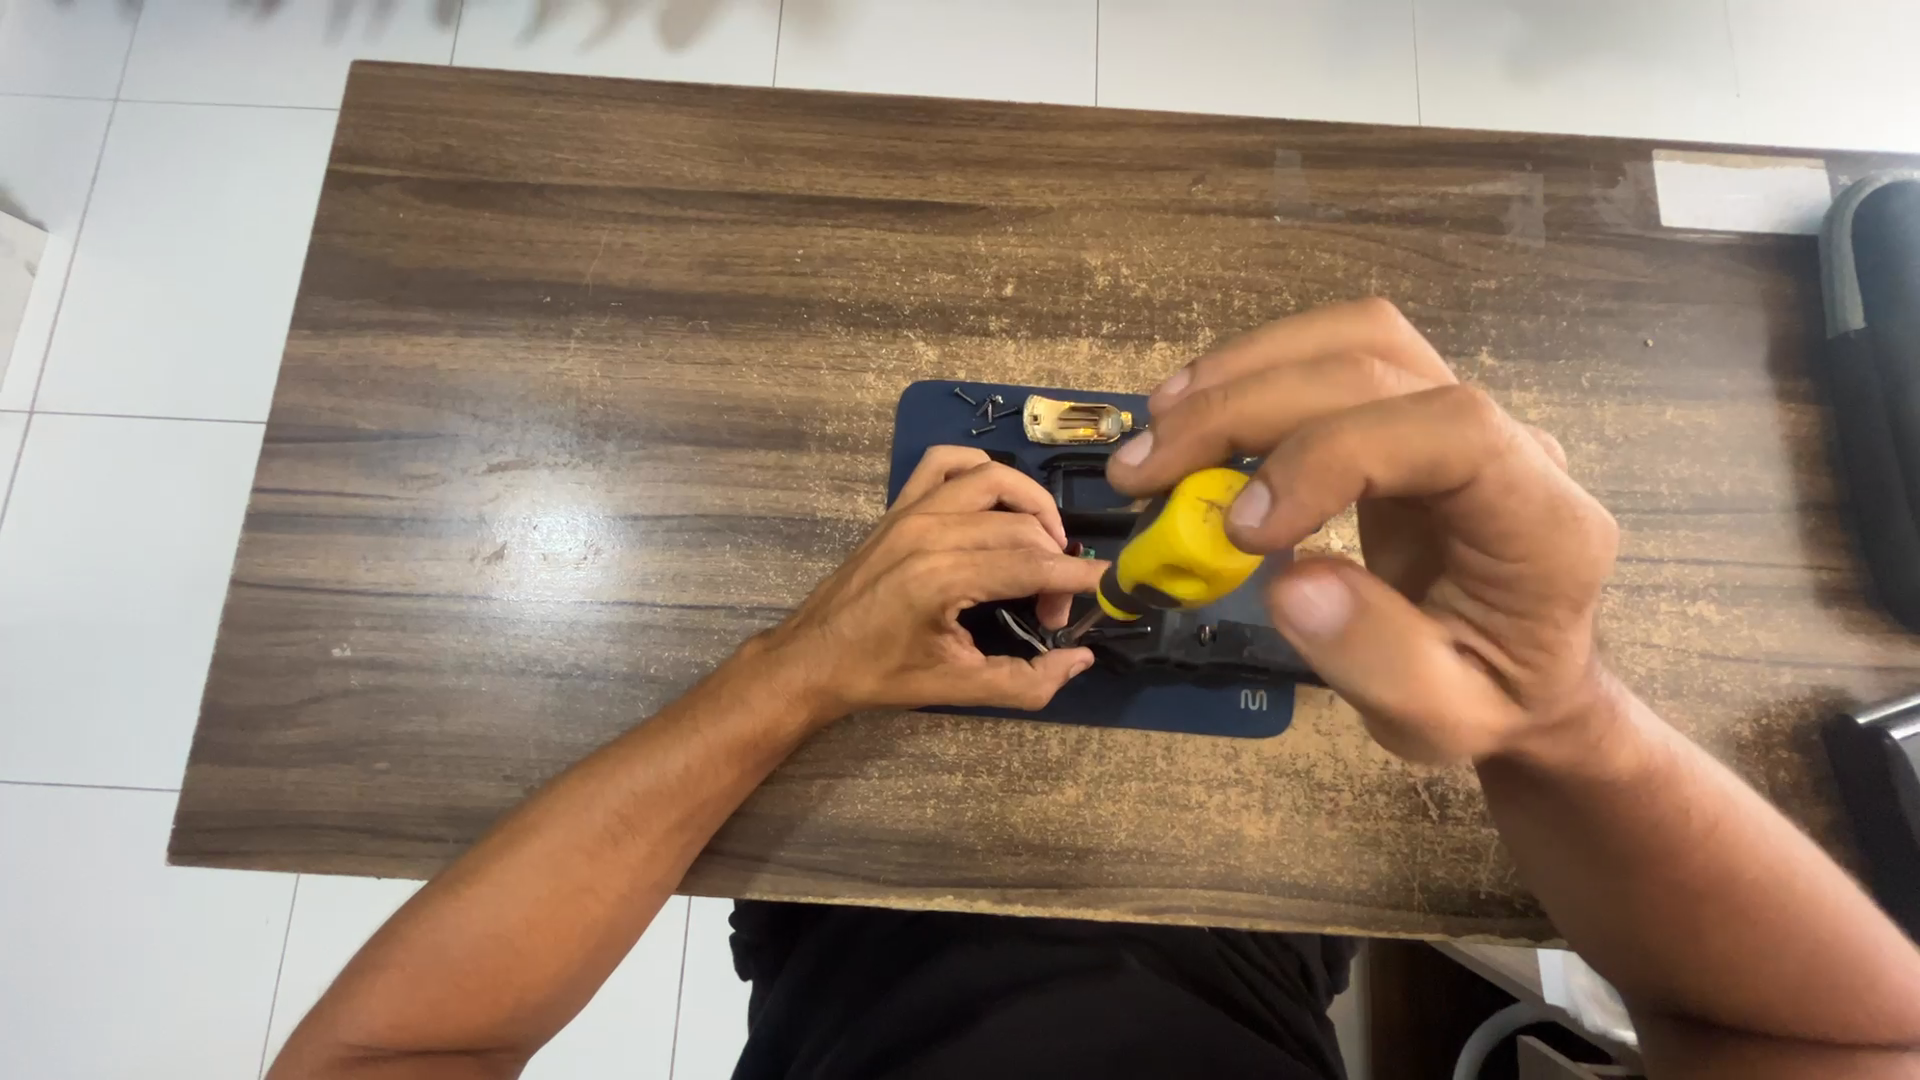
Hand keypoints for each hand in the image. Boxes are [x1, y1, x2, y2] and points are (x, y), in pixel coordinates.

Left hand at [757, 446, 1104, 722]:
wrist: (813, 658)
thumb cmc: (881, 676)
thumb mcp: (958, 688)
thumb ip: (1027, 680)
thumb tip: (1079, 660)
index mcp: (943, 578)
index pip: (1033, 564)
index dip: (1079, 576)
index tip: (1110, 586)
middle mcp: (930, 532)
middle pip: (1021, 528)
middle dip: (1055, 564)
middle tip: (1053, 608)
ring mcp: (911, 510)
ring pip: (994, 481)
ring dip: (1031, 508)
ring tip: (1043, 545)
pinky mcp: (898, 505)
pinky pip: (946, 463)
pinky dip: (980, 469)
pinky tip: (996, 502)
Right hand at [1107, 299, 1618, 763]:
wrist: (1516, 670)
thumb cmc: (1484, 698)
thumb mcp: (1438, 720)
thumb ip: (1375, 660)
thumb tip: (1289, 581)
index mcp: (1538, 522)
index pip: (1449, 432)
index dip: (1330, 458)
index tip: (1240, 533)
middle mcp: (1509, 442)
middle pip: (1371, 367)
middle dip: (1240, 410)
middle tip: (1141, 470)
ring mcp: (1454, 414)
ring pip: (1351, 337)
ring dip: (1239, 373)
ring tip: (1158, 426)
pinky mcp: (1404, 412)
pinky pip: (1329, 356)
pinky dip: (1248, 376)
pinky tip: (1191, 416)